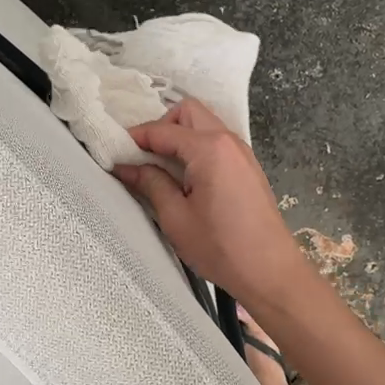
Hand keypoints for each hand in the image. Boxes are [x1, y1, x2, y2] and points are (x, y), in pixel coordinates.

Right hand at [112, 99, 316, 307]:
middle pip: (188, 112)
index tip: (114, 154)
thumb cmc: (220, 247)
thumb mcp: (176, 218)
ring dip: (180, 138)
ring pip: (204, 125)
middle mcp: (228, 141)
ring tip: (161, 170)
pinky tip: (185, 180)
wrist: (270, 271)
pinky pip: (216, 143)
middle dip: (161, 127)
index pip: (162, 130)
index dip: (134, 139)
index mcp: (209, 149)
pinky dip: (196, 149)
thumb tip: (125, 167)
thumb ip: (150, 184)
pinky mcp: (248, 168)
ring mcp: (242, 153)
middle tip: (143, 157)